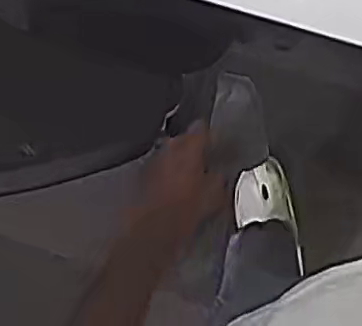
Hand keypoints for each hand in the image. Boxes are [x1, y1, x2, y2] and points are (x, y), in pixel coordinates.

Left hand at [131, 124, 226, 243]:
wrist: (150, 234)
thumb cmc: (184, 211)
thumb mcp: (214, 196)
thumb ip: (219, 178)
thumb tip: (219, 174)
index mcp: (190, 145)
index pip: (202, 128)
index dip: (210, 137)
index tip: (215, 147)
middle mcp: (170, 146)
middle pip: (184, 138)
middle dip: (193, 149)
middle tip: (202, 166)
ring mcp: (153, 159)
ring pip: (170, 153)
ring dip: (178, 161)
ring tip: (186, 180)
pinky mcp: (142, 175)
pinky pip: (159, 168)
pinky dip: (165, 174)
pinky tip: (171, 190)